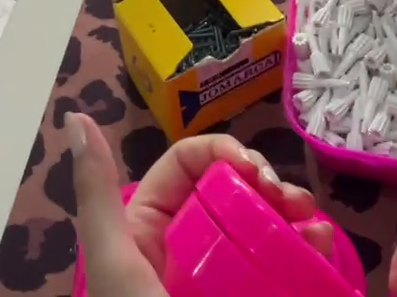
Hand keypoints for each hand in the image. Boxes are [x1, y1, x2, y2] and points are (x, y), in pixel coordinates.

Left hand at [66, 112, 332, 296]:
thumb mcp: (116, 269)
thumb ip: (97, 196)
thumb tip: (75, 116)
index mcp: (147, 231)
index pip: (186, 168)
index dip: (222, 154)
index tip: (256, 170)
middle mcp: (187, 249)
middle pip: (231, 191)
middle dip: (265, 182)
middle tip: (293, 199)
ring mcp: (223, 282)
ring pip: (261, 226)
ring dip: (291, 213)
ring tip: (314, 225)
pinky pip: (281, 269)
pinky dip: (304, 252)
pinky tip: (321, 250)